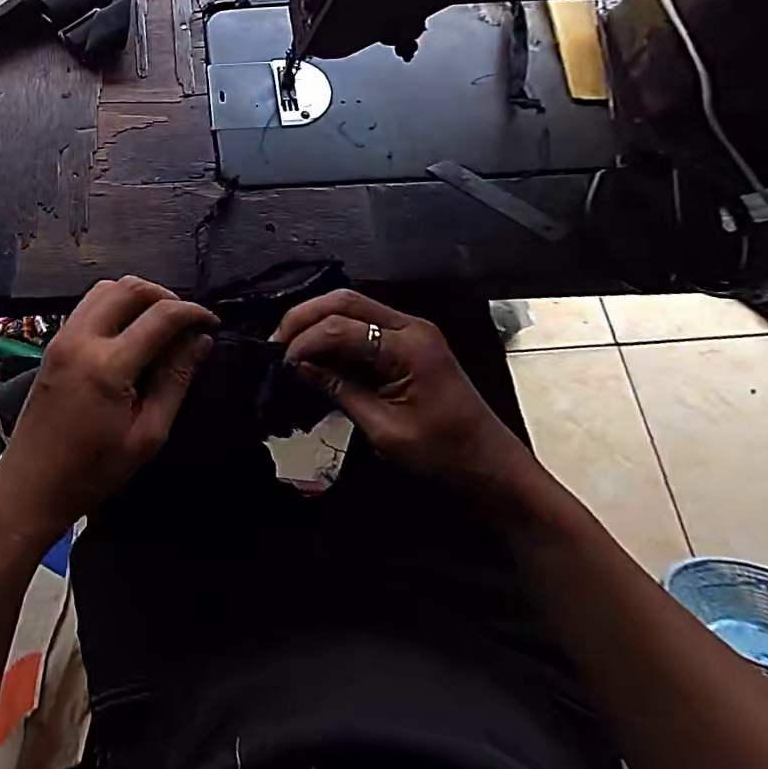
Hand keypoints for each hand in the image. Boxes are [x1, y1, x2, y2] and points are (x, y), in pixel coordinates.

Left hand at [0, 277, 217, 546]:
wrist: (31, 486)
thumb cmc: (93, 471)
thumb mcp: (148, 435)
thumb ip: (176, 381)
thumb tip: (201, 341)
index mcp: (107, 366)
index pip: (160, 316)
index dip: (193, 312)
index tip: (212, 323)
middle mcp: (80, 340)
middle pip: (129, 287)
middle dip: (165, 295)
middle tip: (186, 320)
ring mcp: (61, 339)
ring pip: (104, 288)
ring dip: (137, 296)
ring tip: (160, 323)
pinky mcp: (52, 345)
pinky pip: (87, 306)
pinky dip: (114, 305)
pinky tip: (130, 332)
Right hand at [271, 289, 528, 492]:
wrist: (491, 467)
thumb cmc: (444, 454)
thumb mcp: (385, 430)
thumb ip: (339, 391)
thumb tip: (298, 367)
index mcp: (410, 346)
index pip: (341, 327)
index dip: (305, 342)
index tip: (281, 364)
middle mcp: (410, 327)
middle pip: (345, 301)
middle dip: (304, 317)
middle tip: (276, 342)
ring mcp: (410, 332)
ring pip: (351, 308)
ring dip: (316, 322)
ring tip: (288, 347)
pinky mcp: (407, 343)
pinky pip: (362, 326)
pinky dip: (333, 335)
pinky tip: (315, 354)